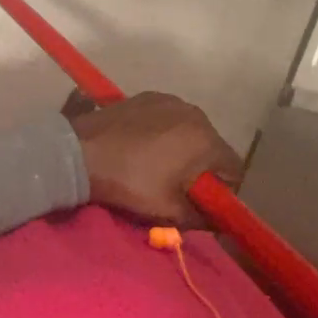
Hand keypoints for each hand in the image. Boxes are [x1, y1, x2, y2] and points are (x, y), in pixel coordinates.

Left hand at [67, 92, 243, 226]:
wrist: (84, 151)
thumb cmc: (131, 182)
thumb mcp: (170, 211)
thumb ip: (203, 217)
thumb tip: (220, 221)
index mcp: (206, 139)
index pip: (234, 169)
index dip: (224, 191)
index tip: (203, 203)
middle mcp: (195, 113)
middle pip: (213, 147)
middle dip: (203, 169)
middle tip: (178, 188)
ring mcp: (171, 100)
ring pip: (192, 131)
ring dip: (184, 150)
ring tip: (157, 167)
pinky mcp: (150, 96)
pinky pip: (171, 118)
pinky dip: (166, 133)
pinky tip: (144, 147)